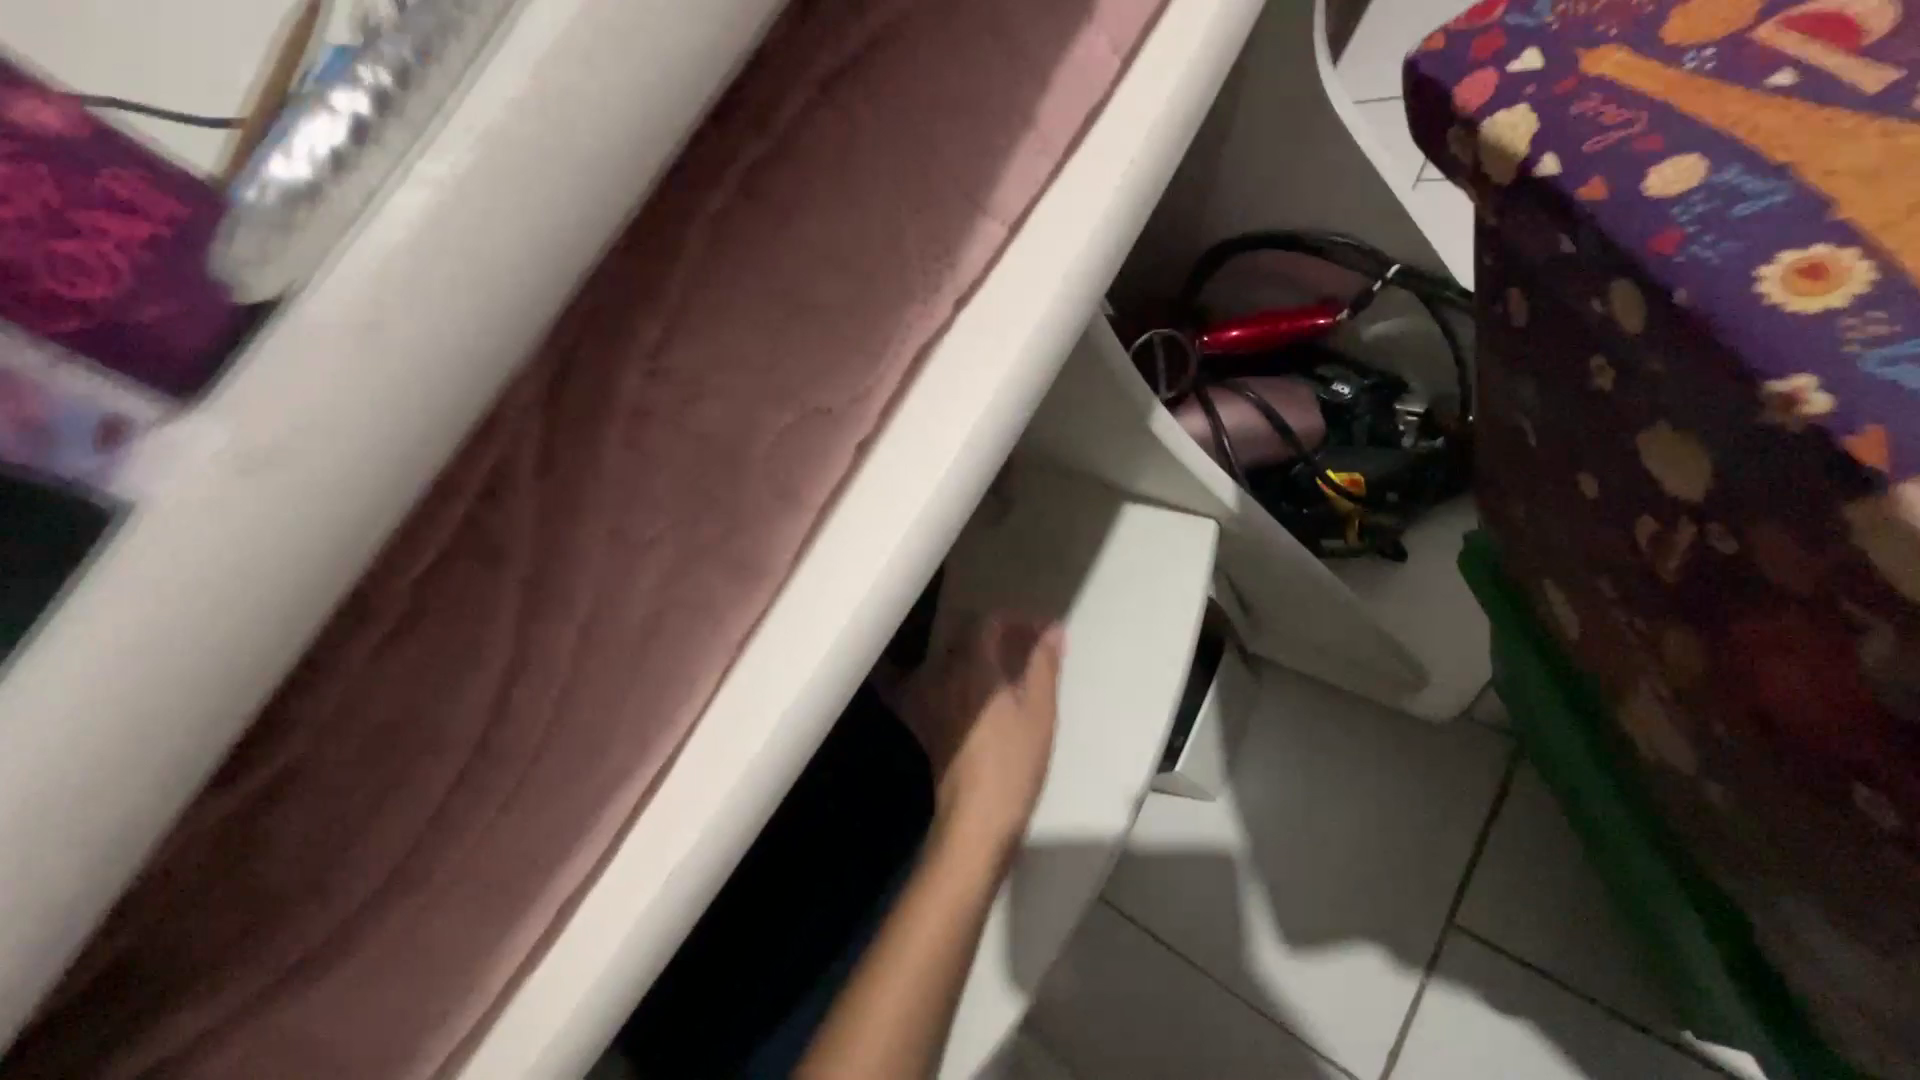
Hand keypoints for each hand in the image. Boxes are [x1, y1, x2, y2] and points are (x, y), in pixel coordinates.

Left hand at [901, 613, 1063, 855]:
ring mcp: (924, 697)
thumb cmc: (1015, 763)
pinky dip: (909, 672)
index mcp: (974, 666)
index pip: (988, 622)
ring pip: (940, 656)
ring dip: (965, 650)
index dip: (1016, 620)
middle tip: (1022, 646)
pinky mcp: (918, 720)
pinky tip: (918, 674)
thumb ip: (1044, 664)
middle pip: (961, 634)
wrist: (977, 815)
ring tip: (991, 663)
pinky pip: (907, 684)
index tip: (1040, 633)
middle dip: (993, 632)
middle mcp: (942, 673)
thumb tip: (1052, 629)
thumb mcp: (1040, 711)